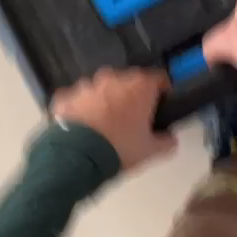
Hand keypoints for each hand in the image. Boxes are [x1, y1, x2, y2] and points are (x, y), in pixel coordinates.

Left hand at [49, 69, 177, 171]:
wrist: (76, 158)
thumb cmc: (120, 148)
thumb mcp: (151, 151)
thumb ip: (166, 142)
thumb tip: (171, 139)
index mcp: (139, 86)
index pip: (159, 79)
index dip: (162, 92)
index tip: (160, 105)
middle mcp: (113, 78)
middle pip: (128, 82)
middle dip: (130, 97)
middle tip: (130, 120)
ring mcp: (87, 85)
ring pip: (101, 90)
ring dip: (104, 102)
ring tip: (103, 126)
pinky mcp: (65, 96)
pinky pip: (78, 100)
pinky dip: (81, 110)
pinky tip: (82, 128)